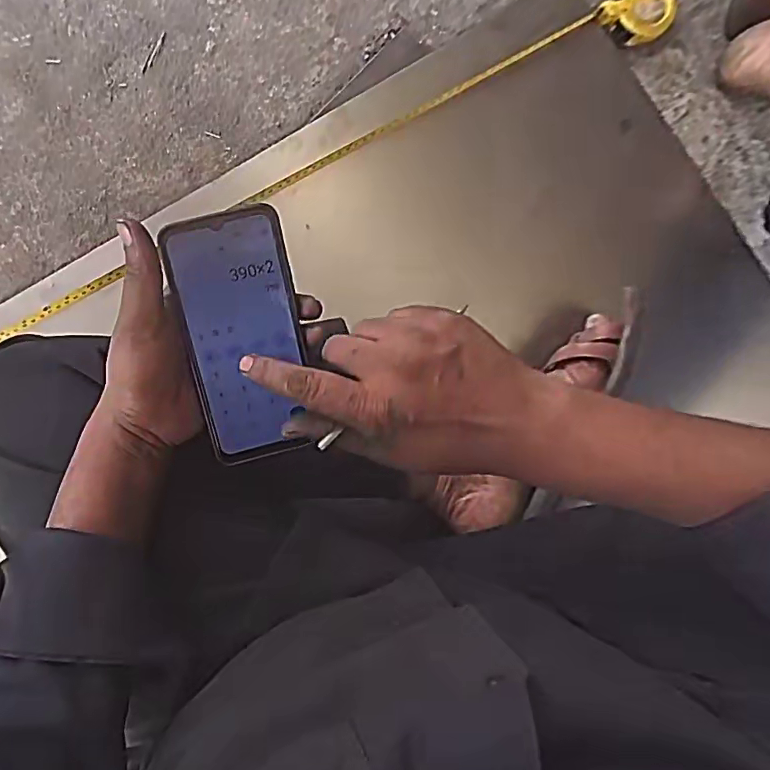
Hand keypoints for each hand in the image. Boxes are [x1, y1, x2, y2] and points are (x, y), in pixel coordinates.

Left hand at [96, 218, 325, 457]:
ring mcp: (222, 352)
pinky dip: (280, 362)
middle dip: (281, 302)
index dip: (251, 268)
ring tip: (306, 333)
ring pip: (262, 334)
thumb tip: (130, 229)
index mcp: (185, 304)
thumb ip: (141, 277)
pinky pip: (262, 366)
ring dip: (286, 331)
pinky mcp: (233, 377)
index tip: (275, 263)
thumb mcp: (137, 321)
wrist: (143, 429)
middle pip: (251, 305)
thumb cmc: (133, 376)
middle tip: (301, 304)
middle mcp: (207, 325)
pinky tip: (295, 361)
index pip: (223, 277)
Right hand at [241, 305, 552, 474]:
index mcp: (377, 408)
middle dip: (341, 363)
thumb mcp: (391, 453)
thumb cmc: (456, 441)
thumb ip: (337, 433)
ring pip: (362, 330)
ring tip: (399, 367)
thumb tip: (294, 422)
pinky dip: (397, 334)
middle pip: (333, 348)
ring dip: (369, 347)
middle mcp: (392, 368)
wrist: (516, 417)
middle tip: (365, 380)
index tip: (253, 364)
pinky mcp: (436, 318)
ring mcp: (416, 338)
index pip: (310, 387)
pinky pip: (394, 316)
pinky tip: (419, 355)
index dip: (275, 375)